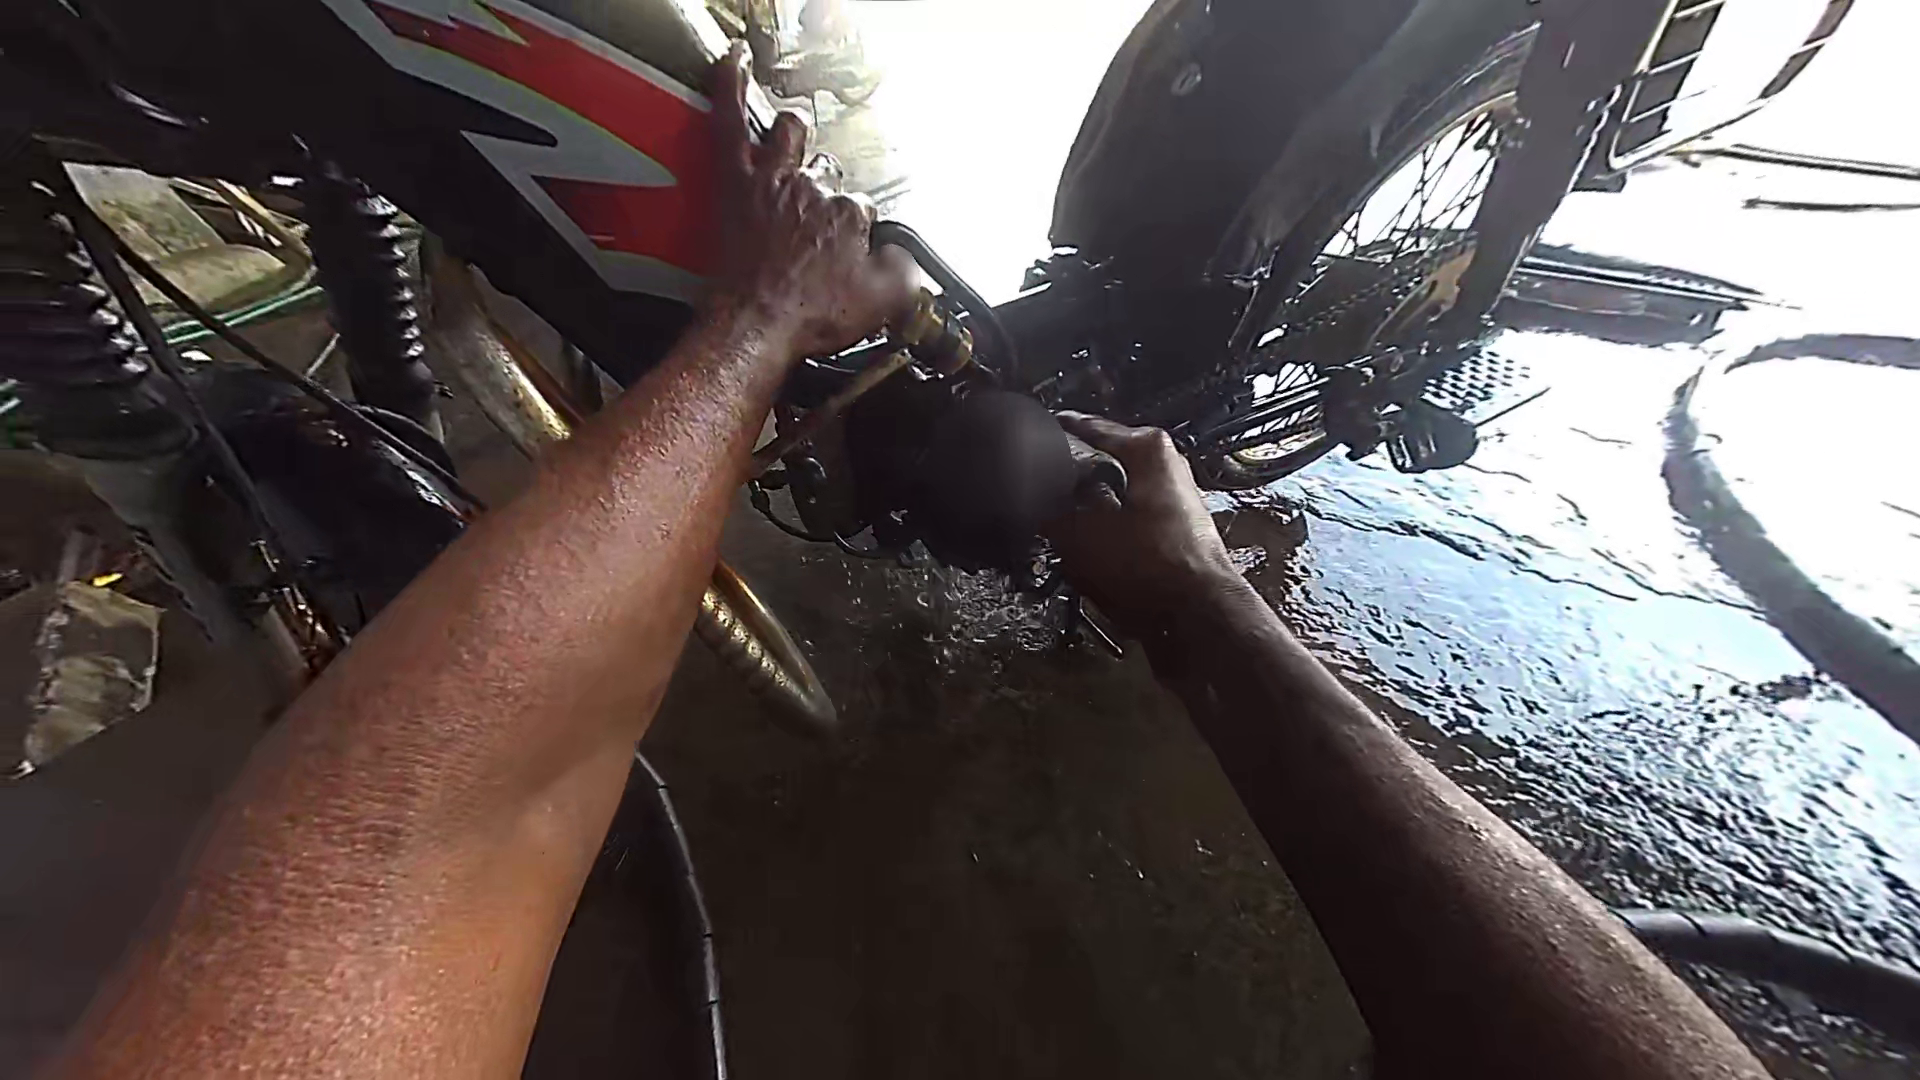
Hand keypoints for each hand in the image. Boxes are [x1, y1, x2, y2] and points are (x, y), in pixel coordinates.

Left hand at [707, 46, 914, 358]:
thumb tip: (909, 260)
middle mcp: (815, 188)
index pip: (864, 210)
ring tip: (800, 148)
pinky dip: (730, 85)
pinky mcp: (738, 182)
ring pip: (791, 134)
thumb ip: (905, 275)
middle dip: (831, 191)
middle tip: (822, 223)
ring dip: (799, 138)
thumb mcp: (880, 305)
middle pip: (830, 173)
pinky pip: (731, 119)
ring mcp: (775, 179)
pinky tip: (735, 62)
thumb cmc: (811, 315)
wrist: (757, 324)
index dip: (860, 233)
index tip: (853, 254)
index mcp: (850, 216)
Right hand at [1045, 413, 1250, 638]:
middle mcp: (1165, 465)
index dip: (1052, 436)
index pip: (1086, 426)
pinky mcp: (1170, 528)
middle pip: (1098, 463)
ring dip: (1084, 511)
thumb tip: (1033, 503)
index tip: (1033, 440)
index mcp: (1147, 448)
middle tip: (1040, 497)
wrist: (1194, 615)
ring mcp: (1171, 497)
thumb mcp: (1080, 534)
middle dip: (1068, 482)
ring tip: (1060, 530)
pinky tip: (1088, 553)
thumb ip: (1049, 510)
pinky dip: (1104, 530)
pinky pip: (1124, 519)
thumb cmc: (1151, 566)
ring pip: (1110, 494)